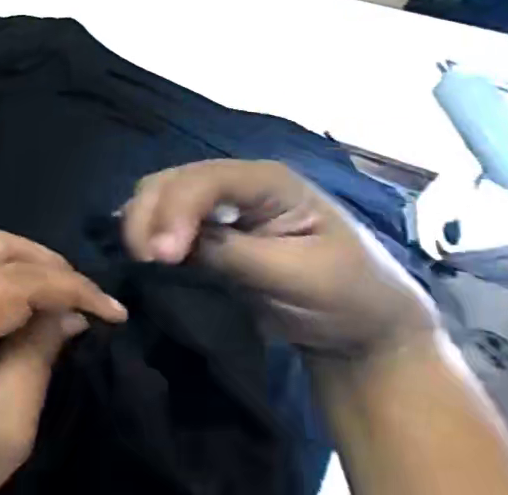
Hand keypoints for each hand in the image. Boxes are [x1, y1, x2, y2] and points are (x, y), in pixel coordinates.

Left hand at [0, 227, 126, 494]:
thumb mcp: (6, 429)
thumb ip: (38, 359)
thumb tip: (70, 312)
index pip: (17, 281)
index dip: (71, 287)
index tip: (114, 311)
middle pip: (0, 246)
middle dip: (52, 266)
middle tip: (88, 301)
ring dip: (29, 257)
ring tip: (62, 293)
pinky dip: (4, 258)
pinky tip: (23, 286)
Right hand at [121, 160, 435, 358]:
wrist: (367, 329)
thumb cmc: (348, 293)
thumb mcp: (300, 275)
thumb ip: (237, 255)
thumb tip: (177, 245)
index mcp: (268, 180)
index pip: (209, 179)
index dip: (178, 208)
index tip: (161, 253)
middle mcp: (239, 182)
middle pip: (177, 179)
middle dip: (151, 211)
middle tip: (142, 258)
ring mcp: (223, 204)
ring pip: (165, 193)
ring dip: (144, 219)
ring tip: (140, 257)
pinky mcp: (213, 230)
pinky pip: (170, 219)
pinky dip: (150, 230)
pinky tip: (143, 251)